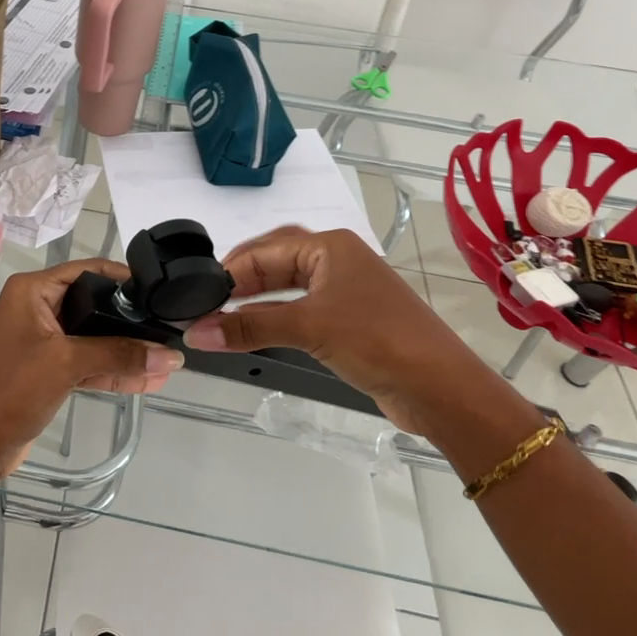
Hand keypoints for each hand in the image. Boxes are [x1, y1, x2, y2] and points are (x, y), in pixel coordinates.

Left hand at [0, 259, 183, 478]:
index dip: (123, 278)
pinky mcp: (45, 372)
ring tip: (167, 363)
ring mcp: (41, 342)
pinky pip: (86, 364)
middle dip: (129, 321)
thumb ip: (119, 355)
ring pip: (92, 339)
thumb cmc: (11, 390)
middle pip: (92, 304)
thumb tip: (170, 357)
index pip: (86, 270)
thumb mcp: (66, 363)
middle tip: (169, 330)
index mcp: (32, 291)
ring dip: (125, 352)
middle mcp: (35, 309)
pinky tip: (147, 381)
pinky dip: (111, 372)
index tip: (159, 291)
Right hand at [181, 226, 485, 432]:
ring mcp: (345, 290)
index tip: (196, 295)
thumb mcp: (308, 327)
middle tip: (205, 302)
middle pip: (274, 261)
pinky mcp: (350, 320)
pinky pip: (300, 309)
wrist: (441, 388)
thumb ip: (248, 326)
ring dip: (255, 300)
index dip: (229, 271)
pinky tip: (256, 330)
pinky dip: (274, 317)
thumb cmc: (377, 341)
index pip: (264, 250)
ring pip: (287, 286)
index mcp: (329, 247)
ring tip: (222, 316)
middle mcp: (336, 260)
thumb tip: (195, 332)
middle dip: (240, 280)